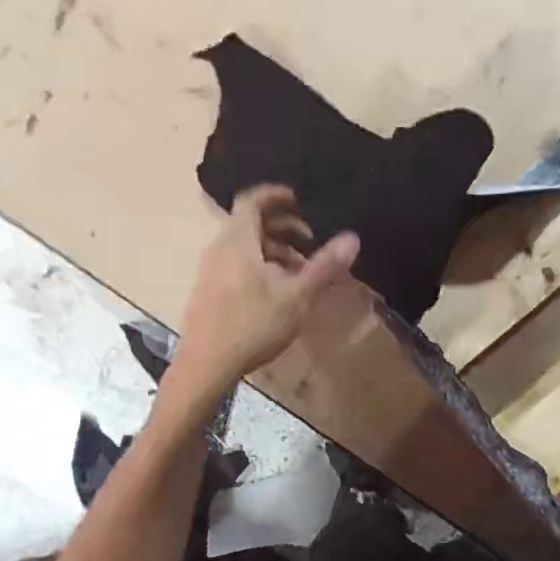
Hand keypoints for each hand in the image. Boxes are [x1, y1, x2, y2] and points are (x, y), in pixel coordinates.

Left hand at [175, 185, 359, 387]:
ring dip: (274, 250)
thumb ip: (324, 267)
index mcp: (238, 241)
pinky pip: (237, 264)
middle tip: (311, 241)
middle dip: (283, 227)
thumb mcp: (297, 297)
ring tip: (300, 272)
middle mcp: (220, 248)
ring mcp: (211, 270)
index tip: (298, 199)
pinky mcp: (209, 291)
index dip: (276, 195)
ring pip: (245, 247)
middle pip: (250, 223)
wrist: (206, 364)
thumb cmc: (253, 325)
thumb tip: (352, 238)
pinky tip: (278, 293)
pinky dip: (261, 265)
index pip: (252, 201)